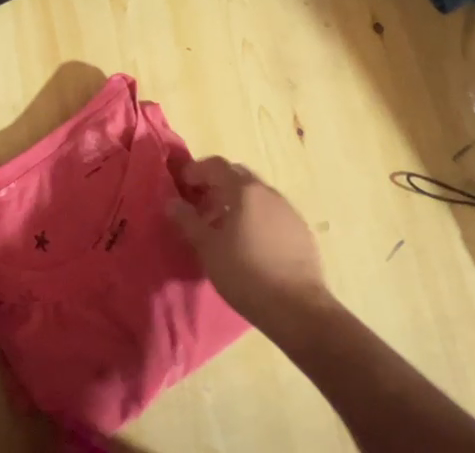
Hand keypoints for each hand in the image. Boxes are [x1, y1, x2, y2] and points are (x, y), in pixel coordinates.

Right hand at [166, 157, 334, 329]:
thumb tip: (172, 202)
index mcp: (245, 190)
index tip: (182, 186)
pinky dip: (256, 218)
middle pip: (238, 176)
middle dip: (217, 186)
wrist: (298, 309)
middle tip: (201, 207)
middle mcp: (269, 193)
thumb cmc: (245, 274)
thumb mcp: (208, 248)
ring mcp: (289, 211)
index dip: (196, 171)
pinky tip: (250, 245)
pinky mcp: (302, 232)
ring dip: (237, 203)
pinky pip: (272, 214)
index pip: (216, 165)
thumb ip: (187, 221)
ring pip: (257, 196)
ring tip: (224, 230)